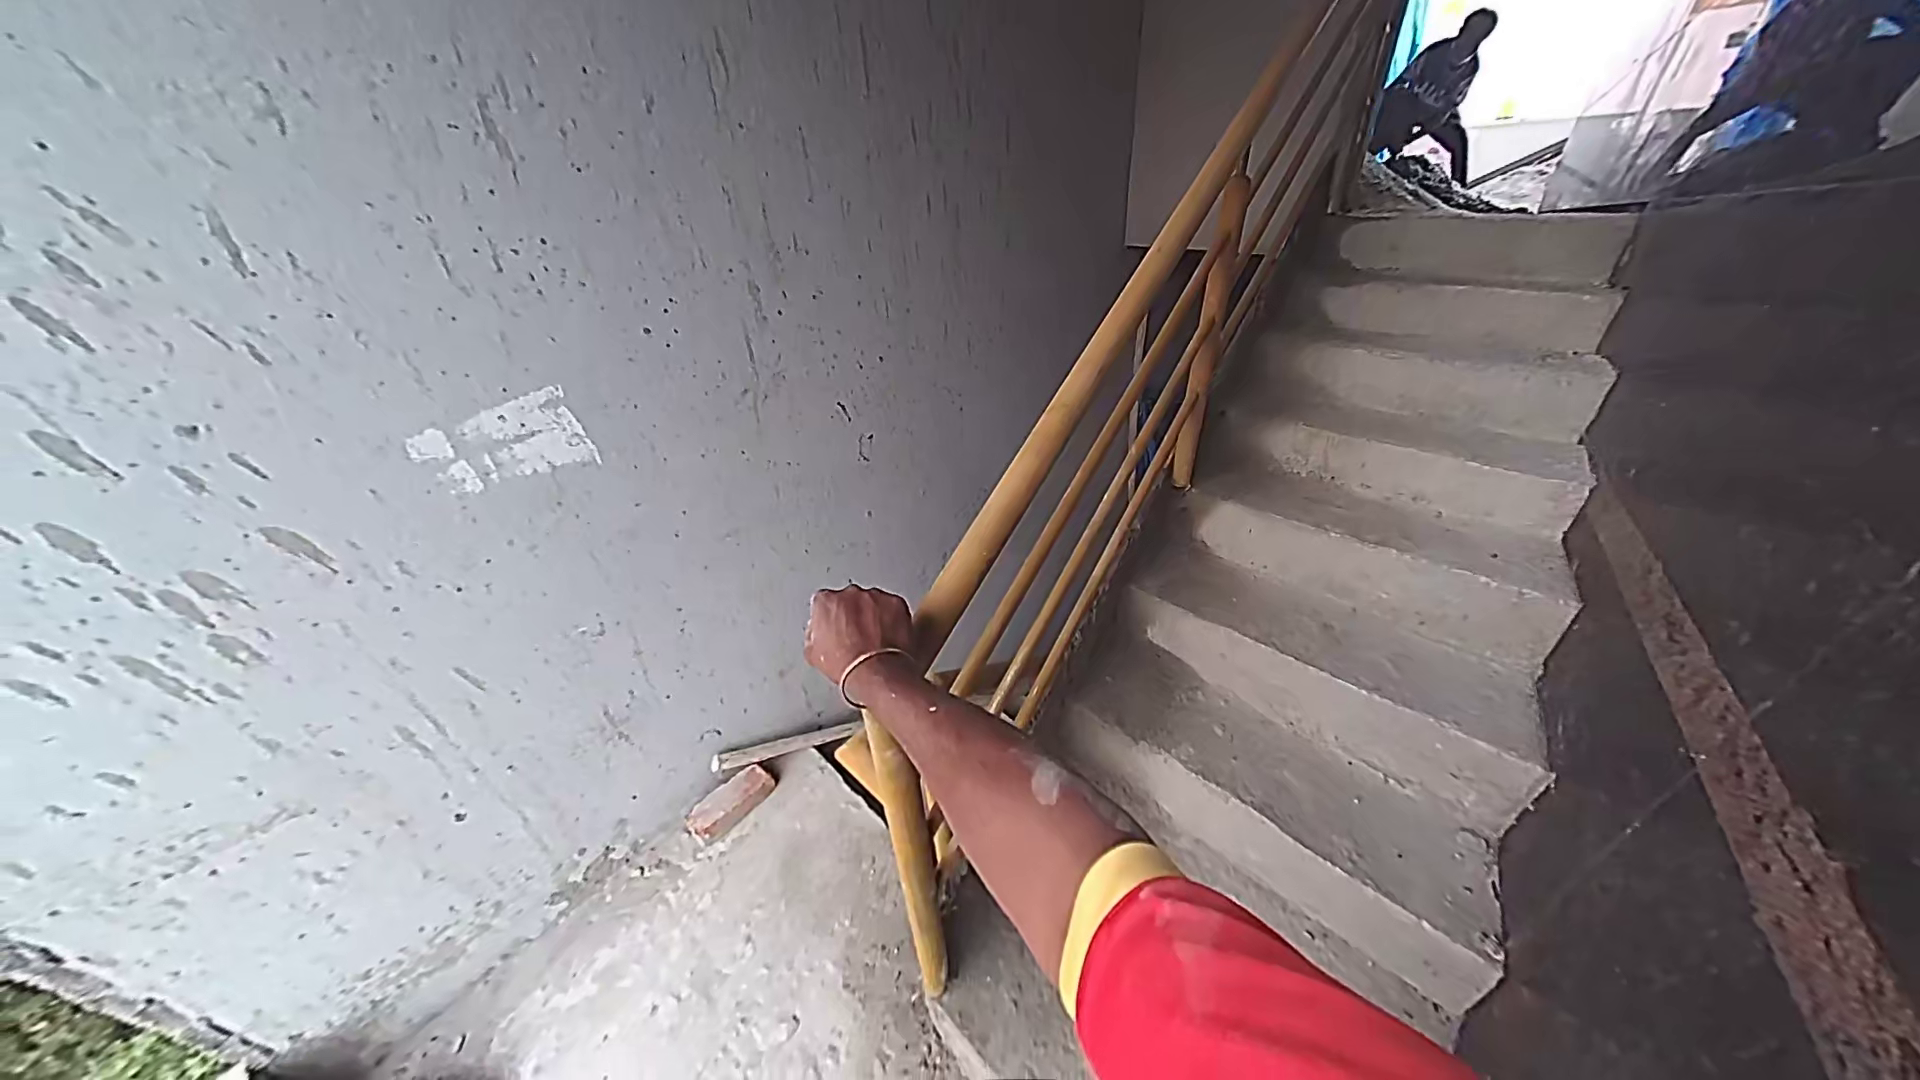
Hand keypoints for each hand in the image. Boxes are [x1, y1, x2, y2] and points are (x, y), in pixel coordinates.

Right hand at [806, 585, 914, 684]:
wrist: (876, 672)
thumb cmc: (847, 664)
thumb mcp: (813, 653)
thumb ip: (814, 633)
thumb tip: (819, 632)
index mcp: (826, 602)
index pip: (825, 602)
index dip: (831, 617)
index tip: (836, 628)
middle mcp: (850, 593)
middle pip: (850, 598)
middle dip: (853, 612)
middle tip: (857, 634)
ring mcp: (875, 596)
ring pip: (873, 601)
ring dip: (873, 614)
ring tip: (875, 638)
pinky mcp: (896, 602)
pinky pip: (893, 606)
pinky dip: (892, 617)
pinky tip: (889, 635)